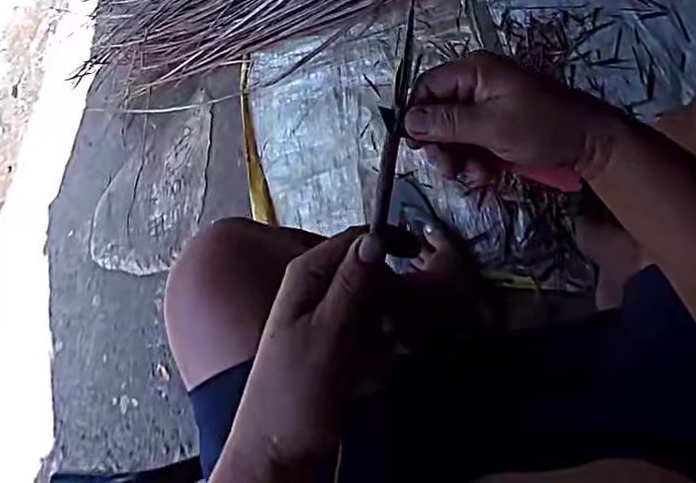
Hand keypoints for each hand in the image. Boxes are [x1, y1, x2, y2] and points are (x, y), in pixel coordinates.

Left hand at [214, 227, 386, 480]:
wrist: (275, 457)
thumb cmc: (294, 393)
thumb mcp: (327, 334)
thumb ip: (351, 284)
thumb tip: (375, 239)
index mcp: (307, 274)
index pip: (354, 240)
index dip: (388, 241)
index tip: (420, 253)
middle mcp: (315, 288)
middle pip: (368, 273)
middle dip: (387, 299)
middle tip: (393, 331)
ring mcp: (325, 317)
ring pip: (373, 305)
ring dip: (384, 329)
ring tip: (376, 360)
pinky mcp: (334, 345)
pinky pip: (368, 333)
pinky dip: (376, 350)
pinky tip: (369, 375)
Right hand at [402, 50, 629, 190]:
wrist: (591, 145)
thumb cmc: (541, 127)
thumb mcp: (491, 126)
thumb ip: (447, 122)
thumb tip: (407, 120)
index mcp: (474, 71)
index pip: (428, 86)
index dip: (417, 115)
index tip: (416, 146)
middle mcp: (477, 84)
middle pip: (438, 112)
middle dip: (441, 144)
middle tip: (448, 170)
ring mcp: (488, 106)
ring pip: (454, 132)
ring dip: (459, 157)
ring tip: (475, 176)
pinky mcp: (497, 126)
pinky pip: (472, 143)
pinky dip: (475, 161)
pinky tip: (486, 175)